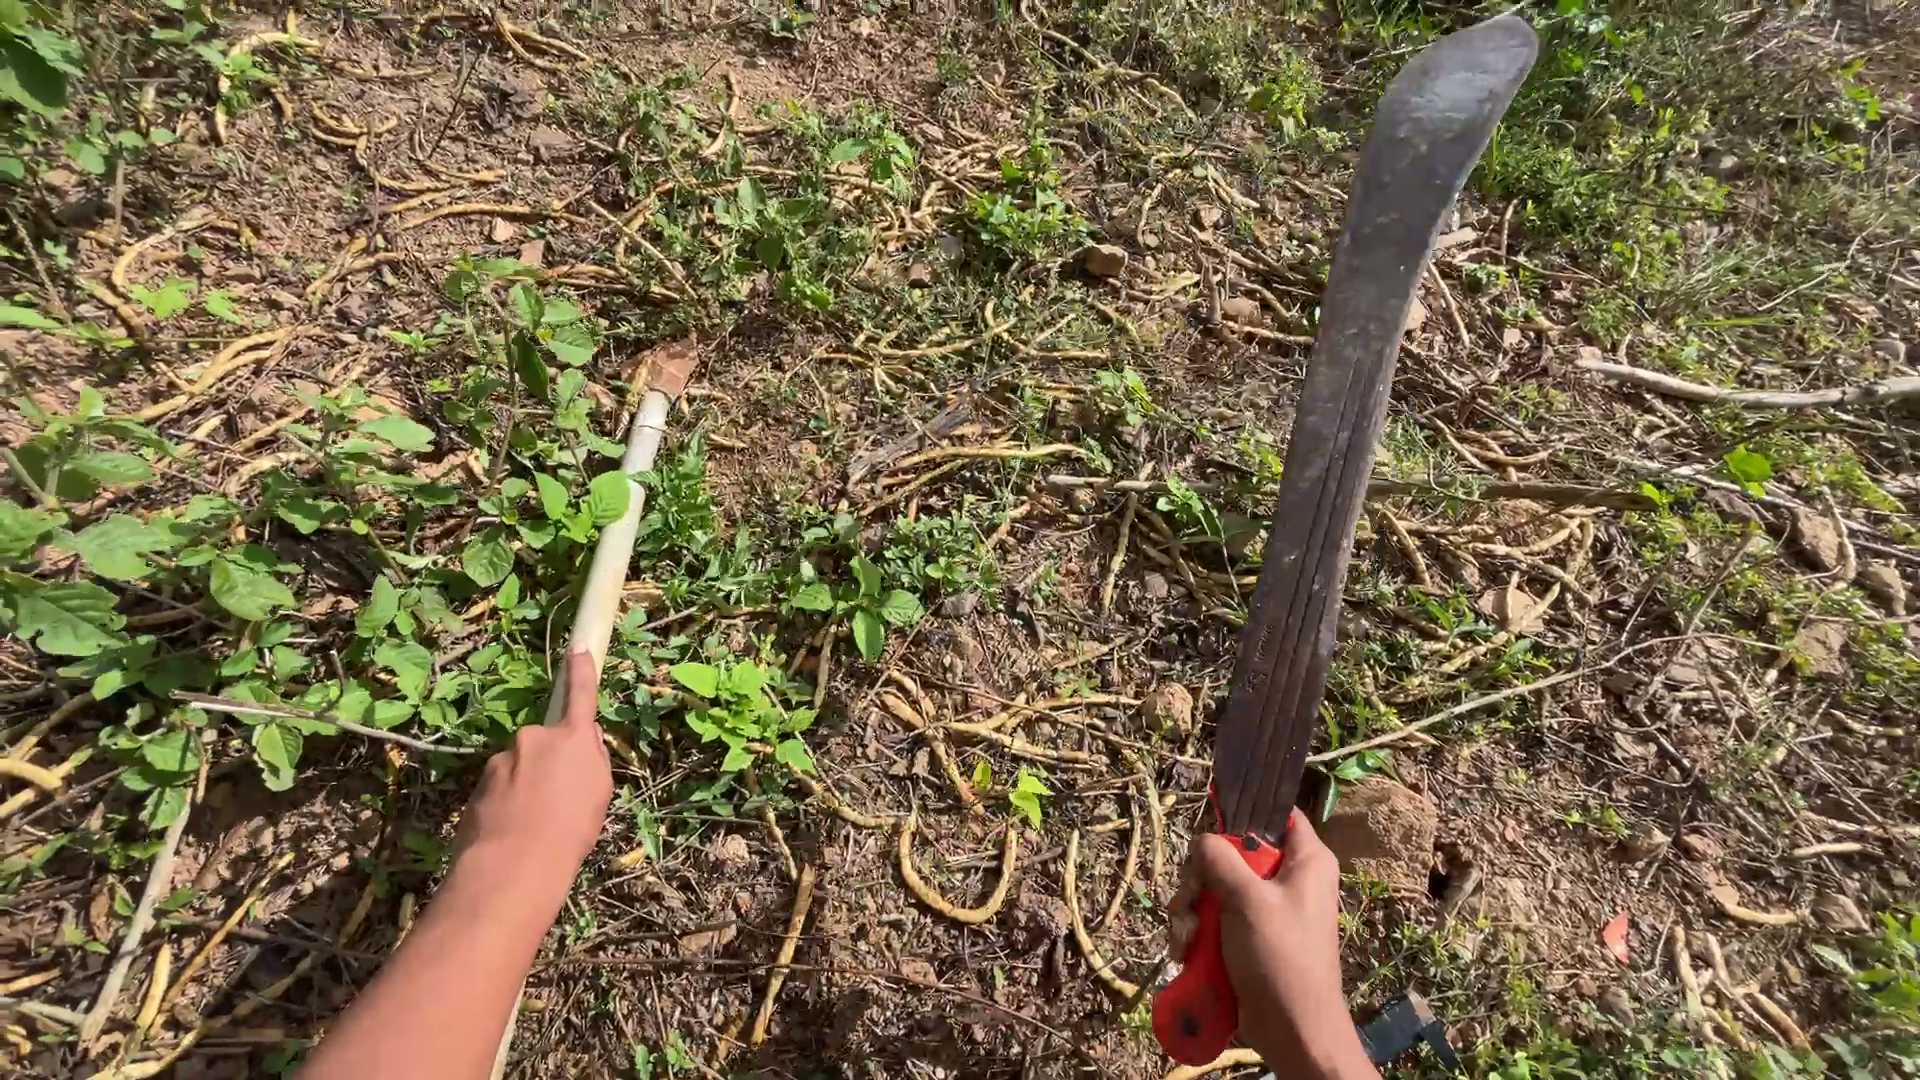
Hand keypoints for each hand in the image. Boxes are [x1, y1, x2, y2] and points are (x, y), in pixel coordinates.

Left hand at [455, 647, 612, 872]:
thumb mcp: (600, 791)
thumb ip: (592, 760)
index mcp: (570, 737)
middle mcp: (533, 739)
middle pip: (547, 742)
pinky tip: (514, 831)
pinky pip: (500, 787)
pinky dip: (508, 803)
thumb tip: (583, 742)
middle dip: (552, 761)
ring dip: (528, 785)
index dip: (581, 672)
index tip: (578, 648)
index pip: (580, 695)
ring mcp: (502, 761)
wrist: (512, 865)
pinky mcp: (478, 785)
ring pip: (521, 766)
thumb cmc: (571, 827)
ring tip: (537, 823)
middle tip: (562, 798)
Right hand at [1168, 810, 1377, 1079]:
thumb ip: (1219, 858)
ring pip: (1214, 883)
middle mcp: (1287, 877)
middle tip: (1193, 897)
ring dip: (1192, 908)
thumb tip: (1201, 840)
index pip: (1278, 813)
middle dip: (1201, 876)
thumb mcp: (1248, 899)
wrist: (1292, 1033)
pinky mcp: (1247, 932)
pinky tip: (1187, 949)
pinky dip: (1196, 929)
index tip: (1212, 819)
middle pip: (1231, 851)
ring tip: (1189, 935)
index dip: (1246, 809)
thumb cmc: (1281, 958)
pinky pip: (1213, 913)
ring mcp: (1264, 906)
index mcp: (1306, 860)